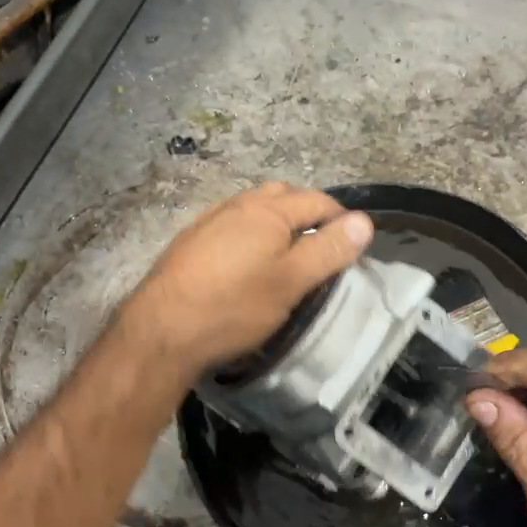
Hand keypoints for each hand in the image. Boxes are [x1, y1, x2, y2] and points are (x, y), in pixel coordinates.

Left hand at [117, 183, 372, 375]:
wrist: (162, 330)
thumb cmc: (234, 306)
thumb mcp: (291, 282)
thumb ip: (328, 250)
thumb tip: (364, 221)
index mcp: (267, 210)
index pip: (316, 200)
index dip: (341, 218)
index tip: (353, 245)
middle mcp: (237, 206)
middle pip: (282, 196)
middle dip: (308, 212)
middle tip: (322, 245)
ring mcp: (209, 222)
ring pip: (253, 210)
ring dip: (277, 222)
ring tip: (289, 254)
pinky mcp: (190, 244)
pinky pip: (231, 227)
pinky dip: (251, 235)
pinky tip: (248, 264)